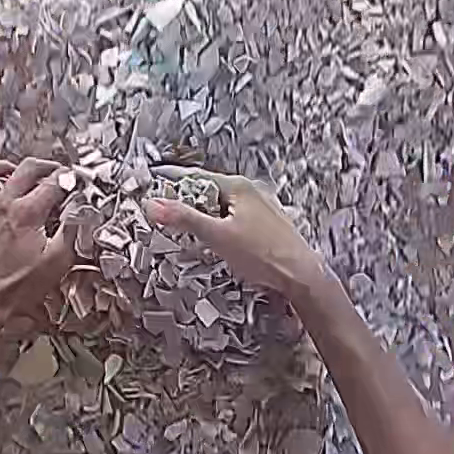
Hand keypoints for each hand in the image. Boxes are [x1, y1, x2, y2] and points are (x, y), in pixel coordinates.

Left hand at [0, 158, 78, 337]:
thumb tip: (80, 211)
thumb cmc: (16, 289)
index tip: (76, 182)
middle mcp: (0, 205)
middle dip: (46, 166)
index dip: (70, 179)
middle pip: (25, 168)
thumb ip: (72, 231)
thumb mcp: (57, 262)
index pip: (54, 182)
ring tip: (16, 172)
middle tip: (55, 173)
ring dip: (5, 167)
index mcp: (26, 213)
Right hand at [144, 167, 327, 297]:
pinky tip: (213, 240)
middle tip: (164, 212)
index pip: (195, 177)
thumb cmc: (264, 254)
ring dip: (201, 215)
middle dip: (185, 201)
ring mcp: (257, 208)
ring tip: (185, 228)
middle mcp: (249, 192)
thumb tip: (154, 205)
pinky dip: (216, 225)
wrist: (300, 276)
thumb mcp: (217, 236)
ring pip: (219, 206)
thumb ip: (184, 219)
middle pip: (207, 191)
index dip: (172, 179)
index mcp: (238, 187)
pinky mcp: (261, 224)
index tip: (153, 178)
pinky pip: (230, 218)